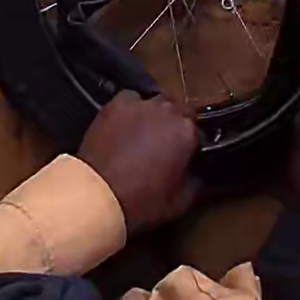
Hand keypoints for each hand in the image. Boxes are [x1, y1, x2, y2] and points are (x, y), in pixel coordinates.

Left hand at [78, 90, 199, 234]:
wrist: (100, 193)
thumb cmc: (141, 199)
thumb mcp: (180, 201)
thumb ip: (197, 181)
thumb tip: (199, 174)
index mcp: (186, 132)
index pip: (197, 129)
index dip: (191, 142)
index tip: (185, 153)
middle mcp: (165, 111)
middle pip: (178, 109)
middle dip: (176, 124)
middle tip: (166, 144)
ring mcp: (139, 104)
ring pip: (155, 100)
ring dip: (156, 113)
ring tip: (146, 132)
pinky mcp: (115, 105)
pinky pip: (130, 98)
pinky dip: (131, 108)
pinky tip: (127, 124)